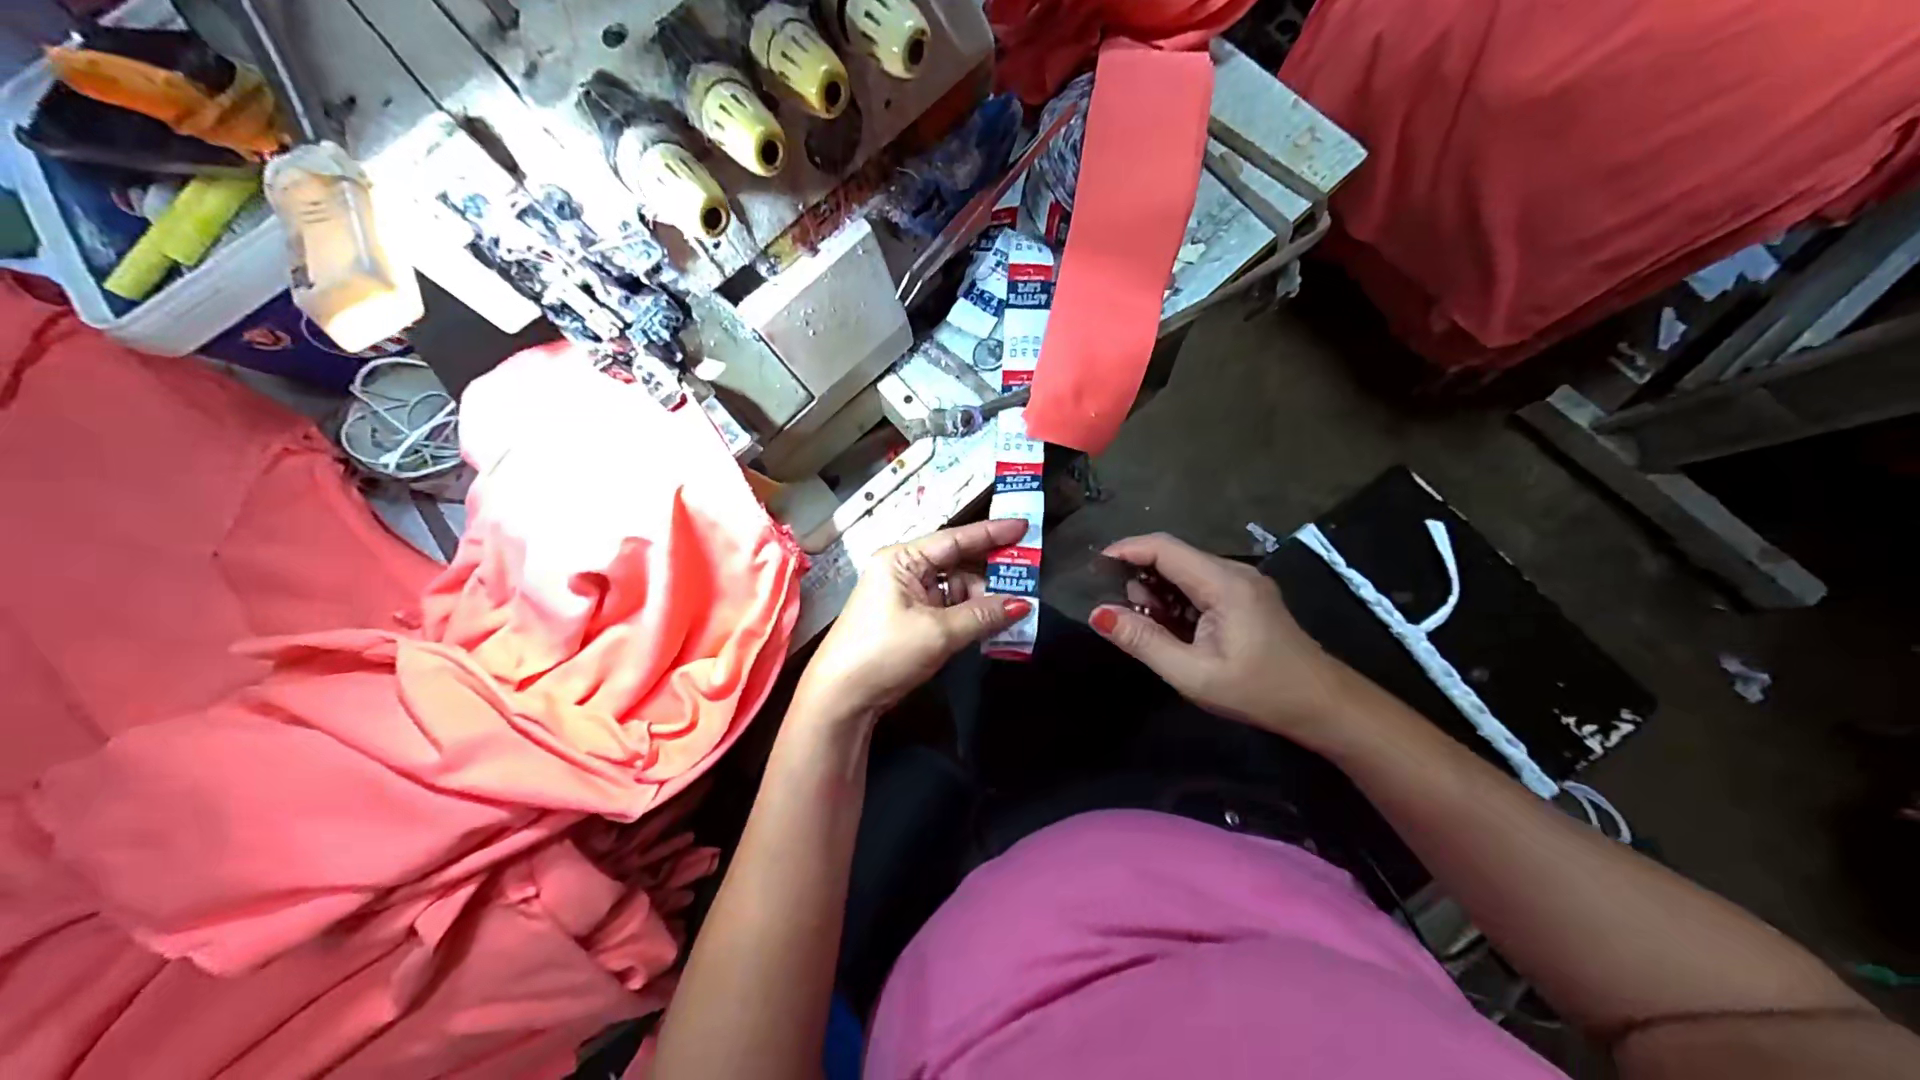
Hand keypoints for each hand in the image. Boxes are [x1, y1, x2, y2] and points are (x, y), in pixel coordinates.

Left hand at [794, 519, 1032, 724]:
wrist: (841, 698)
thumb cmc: (884, 652)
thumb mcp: (938, 632)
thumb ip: (983, 615)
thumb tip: (1023, 604)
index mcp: (902, 560)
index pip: (954, 539)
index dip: (991, 533)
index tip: (1023, 526)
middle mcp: (904, 571)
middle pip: (957, 564)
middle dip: (991, 574)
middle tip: (1028, 578)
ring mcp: (906, 597)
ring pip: (956, 590)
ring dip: (983, 601)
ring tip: (1016, 610)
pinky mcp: (910, 621)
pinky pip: (949, 610)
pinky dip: (971, 617)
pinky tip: (995, 624)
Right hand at [1089, 533, 1357, 747]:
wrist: (1324, 706)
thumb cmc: (1259, 692)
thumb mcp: (1193, 674)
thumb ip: (1143, 640)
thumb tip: (1098, 614)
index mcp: (1223, 583)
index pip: (1163, 547)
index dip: (1125, 550)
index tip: (1092, 569)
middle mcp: (1234, 571)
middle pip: (1173, 555)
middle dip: (1138, 575)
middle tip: (1118, 611)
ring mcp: (1244, 582)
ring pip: (1186, 570)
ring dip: (1157, 590)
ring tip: (1142, 624)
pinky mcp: (1246, 596)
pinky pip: (1201, 584)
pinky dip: (1176, 599)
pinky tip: (1170, 627)